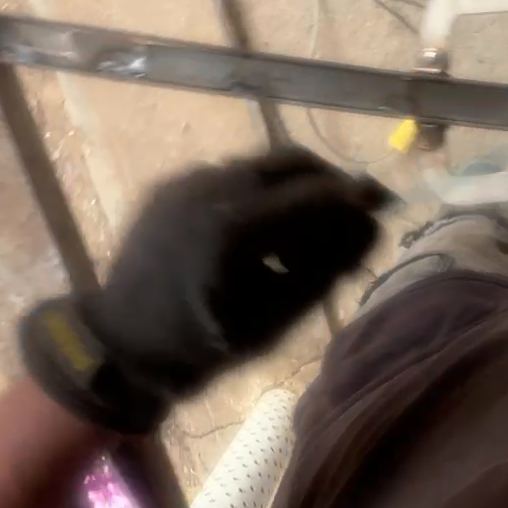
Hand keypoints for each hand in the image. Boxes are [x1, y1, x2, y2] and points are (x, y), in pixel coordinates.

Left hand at [22, 149, 390, 432]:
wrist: (121, 345)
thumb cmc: (207, 344)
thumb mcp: (279, 318)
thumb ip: (329, 269)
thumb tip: (371, 228)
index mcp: (236, 226)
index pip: (317, 193)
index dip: (356, 197)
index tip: (385, 204)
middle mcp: (212, 187)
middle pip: (294, 162)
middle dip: (330, 183)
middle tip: (352, 211)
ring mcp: (187, 181)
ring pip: (263, 165)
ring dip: (297, 188)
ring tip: (305, 233)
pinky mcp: (172, 185)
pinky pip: (232, 177)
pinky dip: (261, 195)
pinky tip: (261, 234)